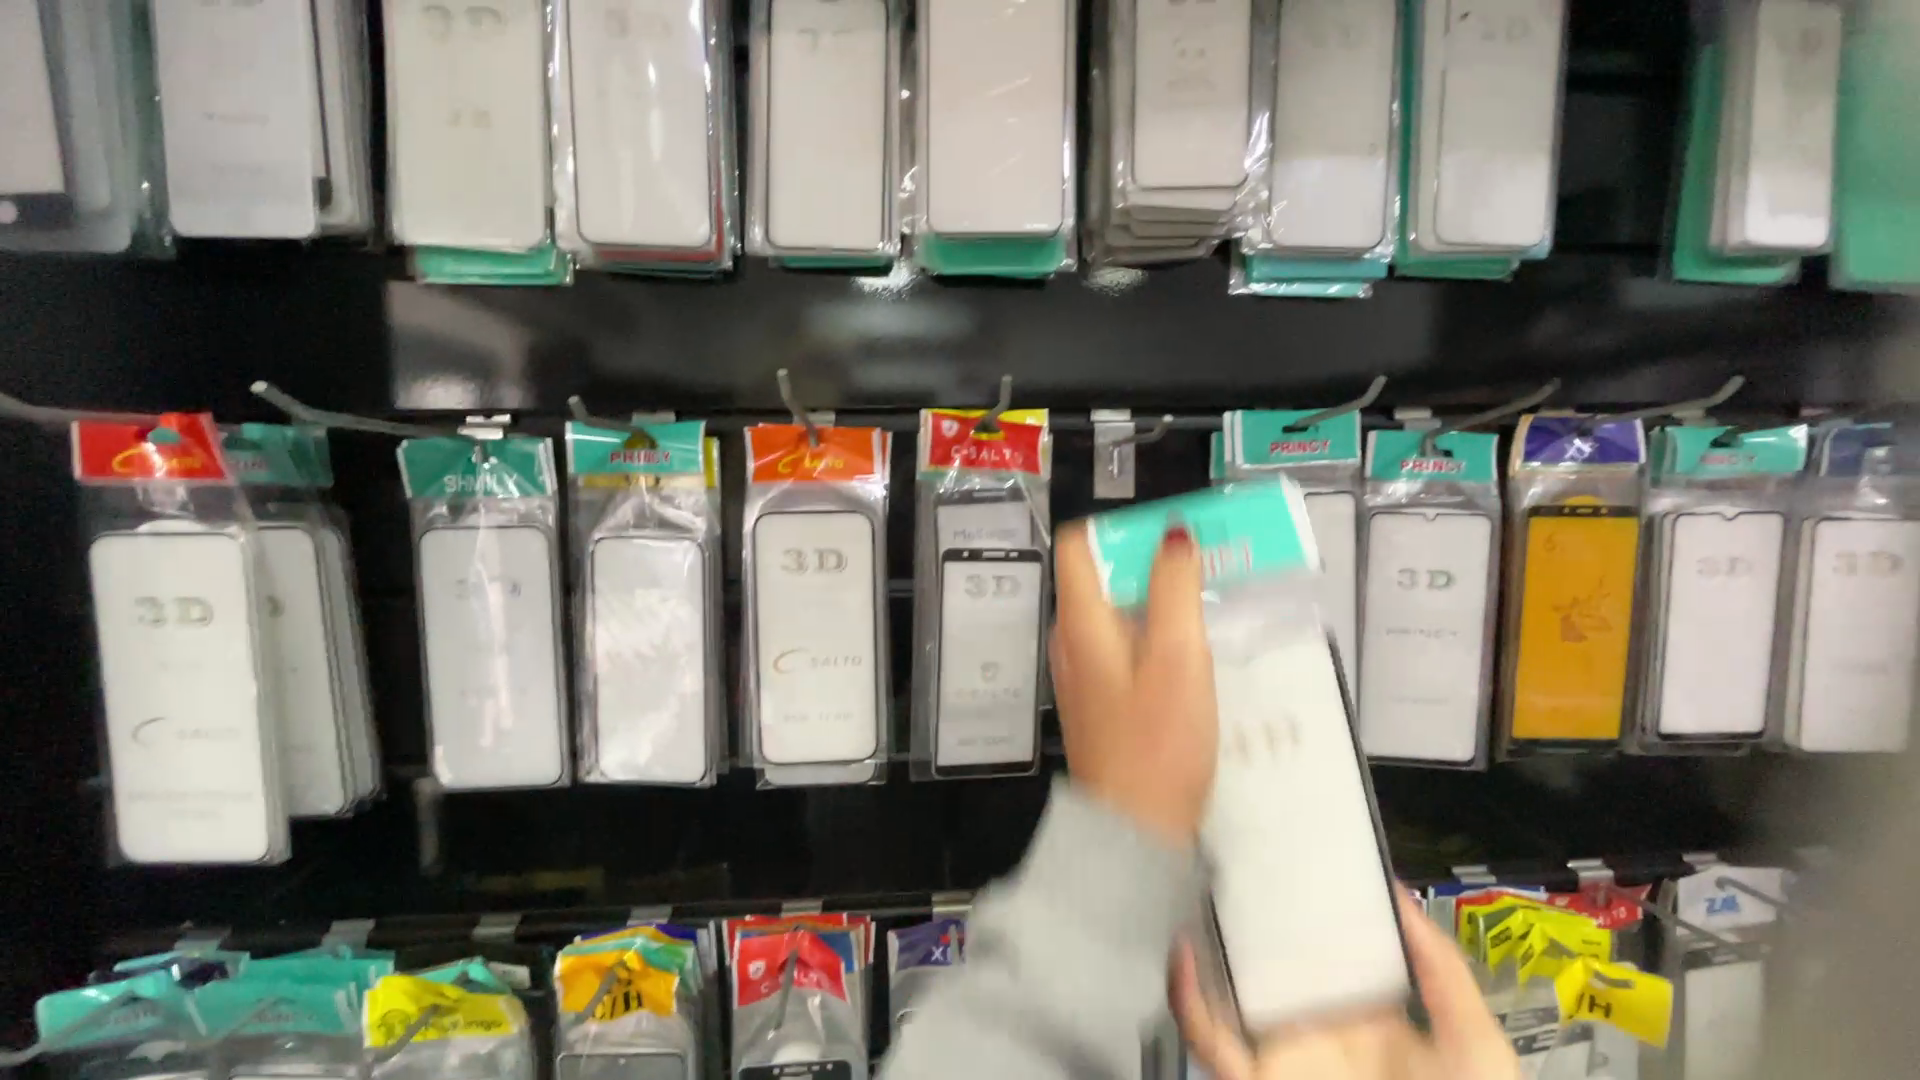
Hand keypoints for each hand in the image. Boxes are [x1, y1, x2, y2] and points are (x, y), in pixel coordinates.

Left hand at [1051, 522, 1216, 844]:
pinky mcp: (1098, 698)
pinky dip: (1151, 635)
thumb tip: (1173, 534)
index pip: (1077, 546)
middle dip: (1148, 563)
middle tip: (1202, 566)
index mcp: (1079, 621)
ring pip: (1114, 612)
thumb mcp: (1179, 656)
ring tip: (1206, 605)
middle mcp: (1069, 639)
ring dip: (1155, 600)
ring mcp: (1080, 671)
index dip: (1119, 529)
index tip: (1168, 534)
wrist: (1134, 829)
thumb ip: (1175, 588)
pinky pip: (1120, 645)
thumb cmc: (1158, 740)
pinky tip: (1190, 653)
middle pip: (1099, 576)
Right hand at [1174, 892, 1519, 1079]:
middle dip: (1234, 918)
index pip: (1320, 952)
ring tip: (1194, 898)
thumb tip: (1393, 889)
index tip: (1281, 856)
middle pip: (1260, 966)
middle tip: (1221, 863)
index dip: (1299, 908)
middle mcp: (1312, 1029)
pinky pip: (1209, 1040)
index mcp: (1361, 1017)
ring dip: (1200, 952)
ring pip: (1221, 998)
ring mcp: (1279, 1057)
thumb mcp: (1475, 1047)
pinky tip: (1185, 954)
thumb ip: (1442, 971)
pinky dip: (1188, 998)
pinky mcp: (1255, 1079)